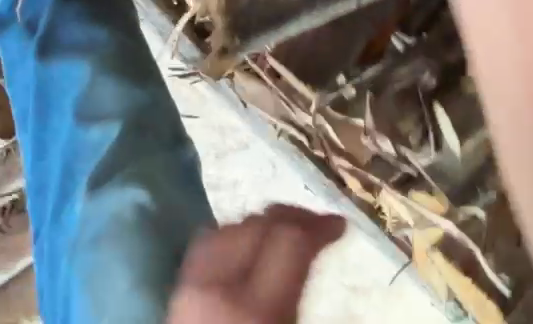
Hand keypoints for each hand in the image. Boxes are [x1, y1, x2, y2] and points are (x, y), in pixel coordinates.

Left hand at [166, 205, 345, 323]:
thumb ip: (305, 311)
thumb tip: (359, 313)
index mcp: (258, 311)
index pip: (289, 242)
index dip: (319, 227)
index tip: (341, 226)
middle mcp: (218, 288)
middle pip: (255, 226)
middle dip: (291, 218)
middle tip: (318, 227)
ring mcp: (188, 292)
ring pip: (224, 231)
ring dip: (258, 224)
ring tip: (285, 234)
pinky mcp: (174, 301)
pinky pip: (202, 251)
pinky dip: (228, 239)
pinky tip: (245, 252)